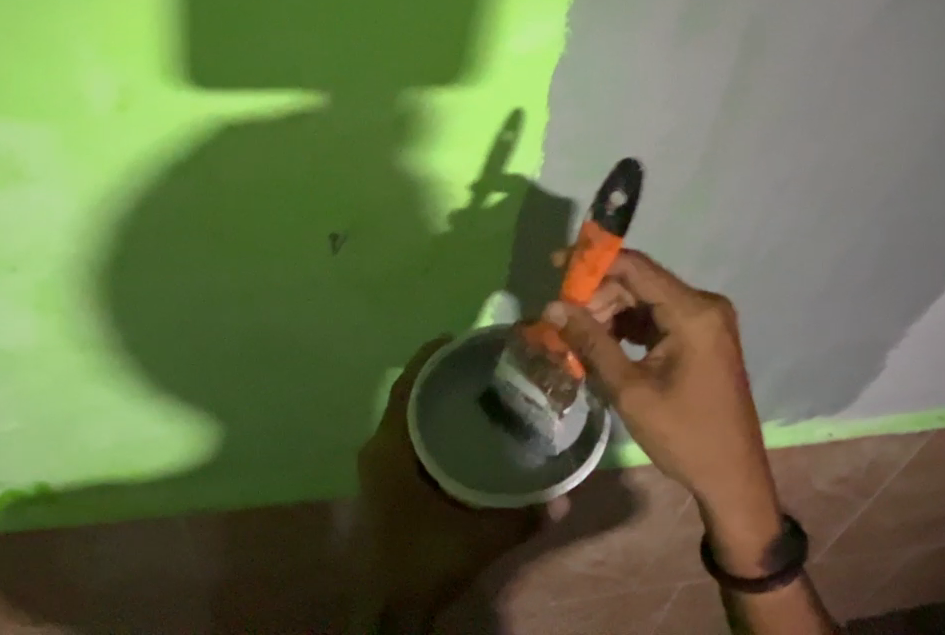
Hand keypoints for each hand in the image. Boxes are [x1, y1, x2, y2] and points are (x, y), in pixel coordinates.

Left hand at [355, 336, 546, 623]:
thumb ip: (523, 516)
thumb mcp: (479, 538)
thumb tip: (566, 496)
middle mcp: (379, 448)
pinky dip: (432, 428)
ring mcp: (379, 467)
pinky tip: (464, 434)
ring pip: (407, 419)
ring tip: (479, 390)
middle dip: (442, 376)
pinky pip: (408, 440)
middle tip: (483, 364)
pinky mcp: (385, 485)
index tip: (463, 338)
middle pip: (409, 396)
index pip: (407, 383)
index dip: (431, 355)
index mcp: (390, 446)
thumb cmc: (425, 559)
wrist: (389, 610)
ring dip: (436, 402)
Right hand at [543, 251, 784, 557]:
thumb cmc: (684, 436)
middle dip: (598, 295)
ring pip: (645, 299)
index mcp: (693, 312)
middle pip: (639, 282)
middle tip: (563, 318)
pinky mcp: (702, 336)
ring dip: (610, 312)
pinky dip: (628, 326)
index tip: (554, 267)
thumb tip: (551, 306)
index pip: (635, 267)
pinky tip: (603, 345)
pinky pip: (657, 317)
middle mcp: (704, 305)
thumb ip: (591, 342)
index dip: (592, 262)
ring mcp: (706, 321)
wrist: (733, 481)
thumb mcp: (630, 390)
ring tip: (578, 337)